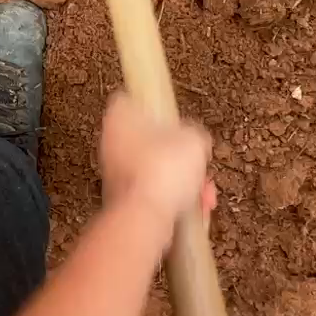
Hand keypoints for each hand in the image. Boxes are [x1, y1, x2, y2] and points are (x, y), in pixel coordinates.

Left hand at [98, 91, 213, 228]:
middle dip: (182, 156)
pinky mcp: (123, 196)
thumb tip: (193, 140)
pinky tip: (195, 212)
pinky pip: (154, 192)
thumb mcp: (194, 139)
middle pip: (153, 140)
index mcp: (120, 113)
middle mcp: (111, 139)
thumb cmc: (163, 169)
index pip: (134, 99)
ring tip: (203, 195)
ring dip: (184, 182)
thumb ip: (194, 134)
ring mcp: (115, 169)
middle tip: (200, 166)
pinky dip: (174, 200)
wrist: (144, 216)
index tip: (177, 121)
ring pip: (157, 169)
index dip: (160, 110)